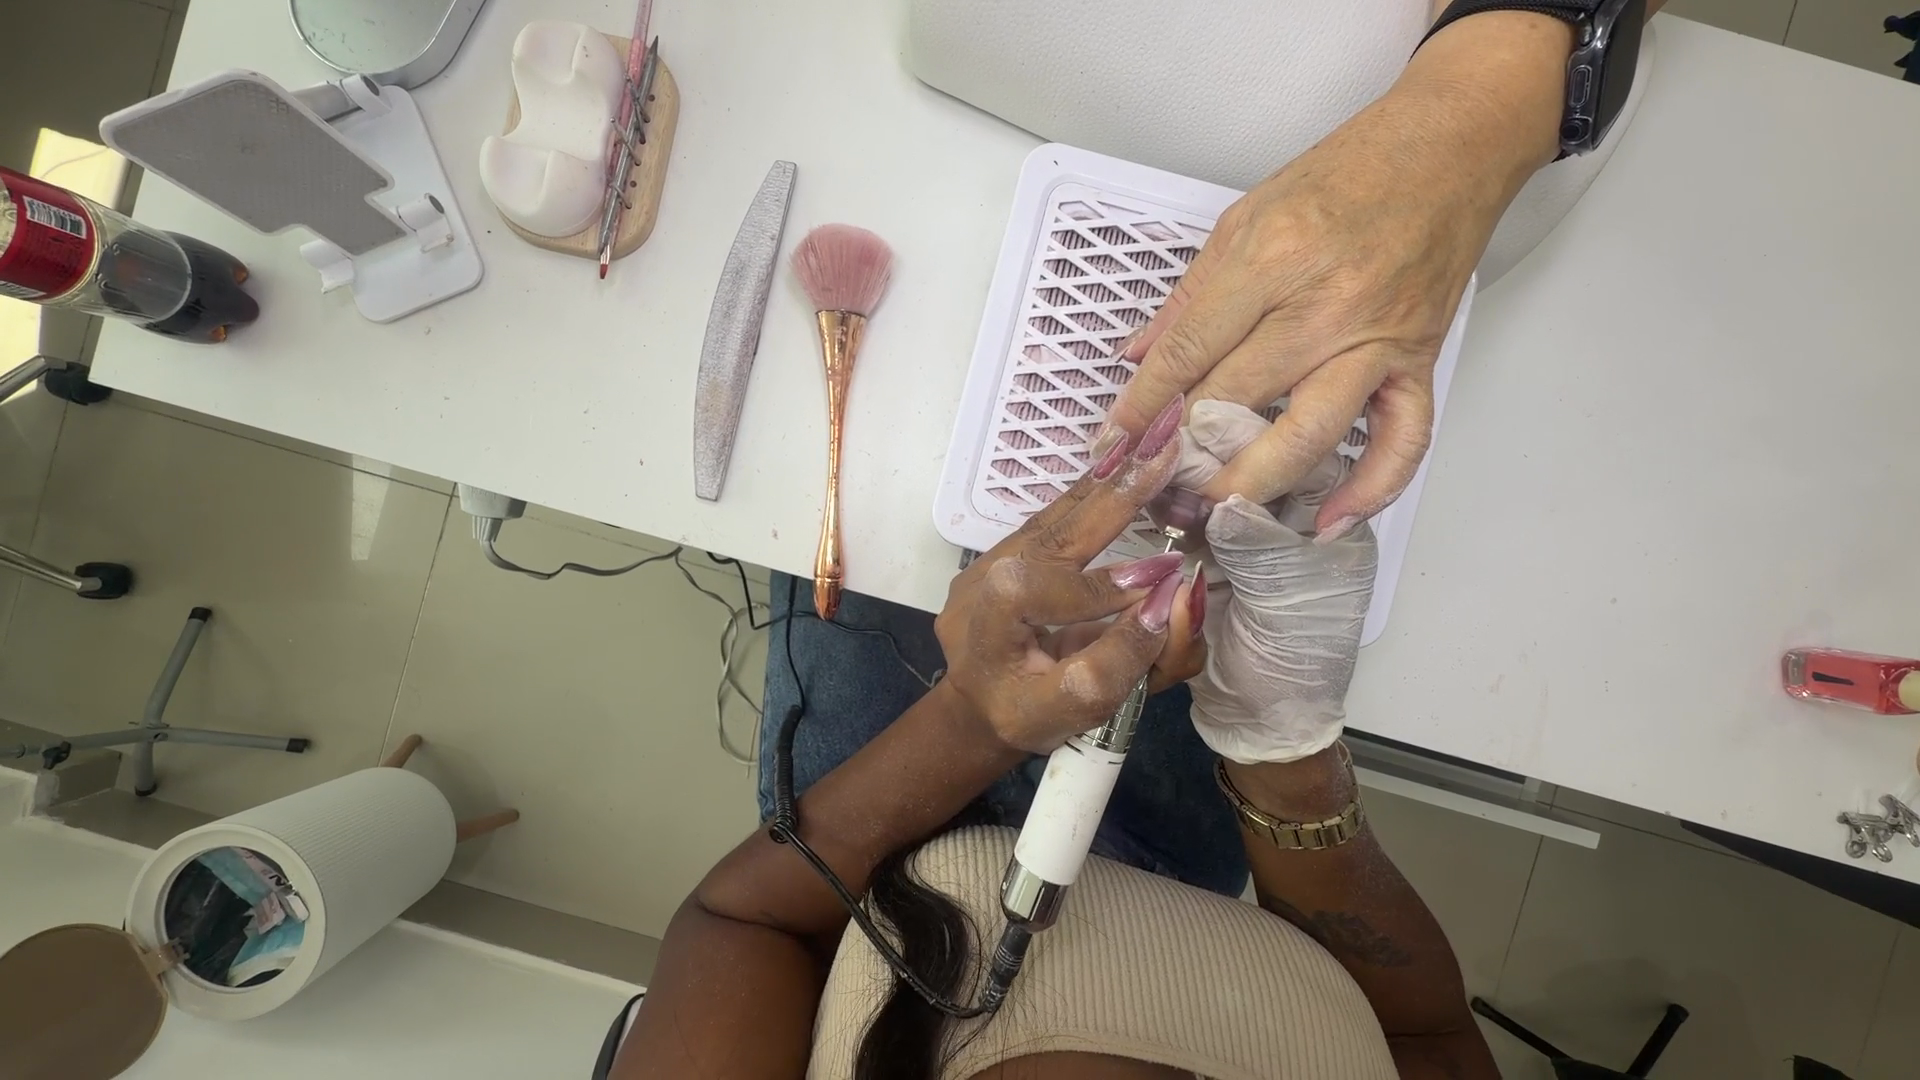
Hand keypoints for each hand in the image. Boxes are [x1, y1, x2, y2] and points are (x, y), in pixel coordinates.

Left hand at [936, 398, 1206, 753]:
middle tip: (1165, 451)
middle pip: (1051, 534)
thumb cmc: (1027, 715)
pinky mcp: (1002, 550)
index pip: (1046, 597)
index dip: (1104, 588)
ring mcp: (987, 560)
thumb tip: (1173, 600)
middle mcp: (980, 581)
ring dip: (1105, 480)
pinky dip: (1088, 490)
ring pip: (1052, 516)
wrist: (976, 705)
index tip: (1167, 572)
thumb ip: (1124, 662)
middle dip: (1115, 495)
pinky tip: (1118, 457)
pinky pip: (1050, 516)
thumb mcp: (1076, 710)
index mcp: (986, 627)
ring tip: (1147, 440)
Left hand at [1109, 26, 1568, 539]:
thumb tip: (1137, 358)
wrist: (1451, 144)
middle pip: (1236, 399)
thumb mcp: (1243, 220)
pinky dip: (1369, 490)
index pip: (1188, 352)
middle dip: (1184, 451)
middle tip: (1152, 485)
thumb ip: (1187, 298)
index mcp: (1271, 261)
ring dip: (1253, 484)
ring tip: (1213, 514)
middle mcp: (1324, 307)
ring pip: (1309, 435)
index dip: (1141, 408)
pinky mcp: (1418, 362)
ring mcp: (1376, 340)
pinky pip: (1403, 441)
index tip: (1112, 447)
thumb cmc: (1344, 174)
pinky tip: (1324, 522)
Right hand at [1171, 401, 1377, 763]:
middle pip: (1243, 461)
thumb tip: (1222, 493)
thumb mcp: (1291, 600)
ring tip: (1144, 464)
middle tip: (1158, 442)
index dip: (1247, 436)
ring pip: (1206, 482)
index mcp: (1327, 515)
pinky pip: (1181, 514)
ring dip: (1176, 474)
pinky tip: (1142, 493)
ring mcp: (1240, 530)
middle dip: (1202, 450)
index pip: (1292, 454)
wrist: (1258, 717)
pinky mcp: (1204, 550)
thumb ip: (1260, 544)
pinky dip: (1162, 504)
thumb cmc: (1295, 660)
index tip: (1200, 420)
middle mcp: (1283, 512)